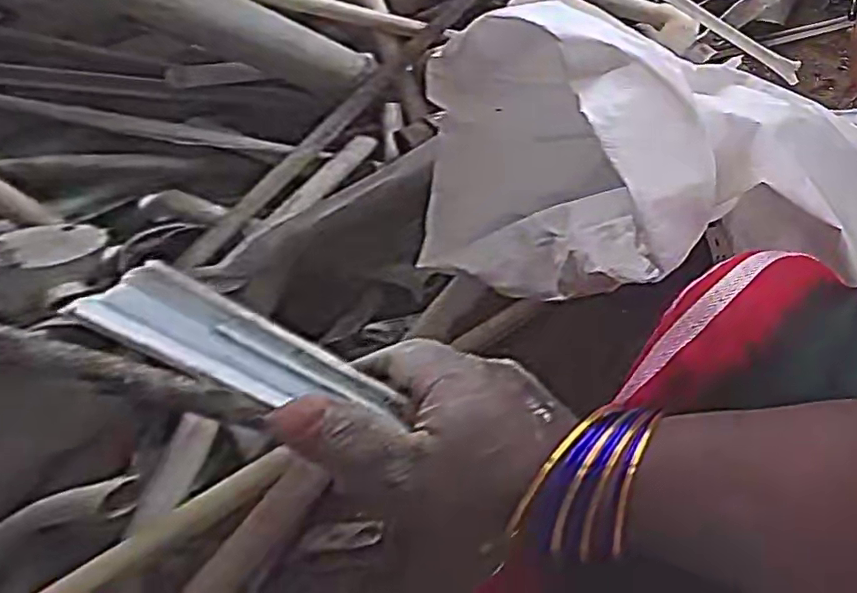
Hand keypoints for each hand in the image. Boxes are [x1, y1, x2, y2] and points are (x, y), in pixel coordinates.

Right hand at [263, 340, 569, 588]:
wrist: (568, 501)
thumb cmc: (483, 489)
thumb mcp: (400, 473)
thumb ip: (345, 438)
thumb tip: (289, 406)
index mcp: (458, 370)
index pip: (396, 355)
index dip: (352, 381)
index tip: (320, 417)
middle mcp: (491, 371)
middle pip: (421, 382)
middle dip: (380, 416)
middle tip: (346, 460)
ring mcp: (516, 394)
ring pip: (450, 404)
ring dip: (415, 433)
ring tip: (387, 476)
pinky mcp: (532, 421)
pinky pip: (479, 421)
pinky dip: (452, 443)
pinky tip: (441, 478)